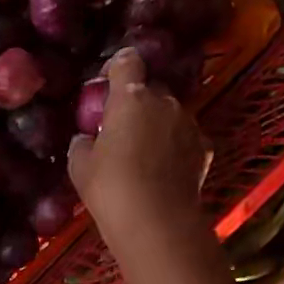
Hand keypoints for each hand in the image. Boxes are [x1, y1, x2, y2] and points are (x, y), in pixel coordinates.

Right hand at [67, 48, 210, 232]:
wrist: (155, 222)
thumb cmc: (110, 188)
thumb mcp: (79, 167)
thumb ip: (81, 144)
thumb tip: (86, 138)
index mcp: (131, 98)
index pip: (127, 62)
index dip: (116, 67)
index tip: (106, 82)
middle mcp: (165, 101)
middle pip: (151, 89)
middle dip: (137, 102)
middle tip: (120, 128)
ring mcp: (189, 124)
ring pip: (170, 114)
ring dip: (157, 124)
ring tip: (142, 154)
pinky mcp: (204, 148)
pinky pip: (185, 138)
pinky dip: (175, 147)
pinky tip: (163, 169)